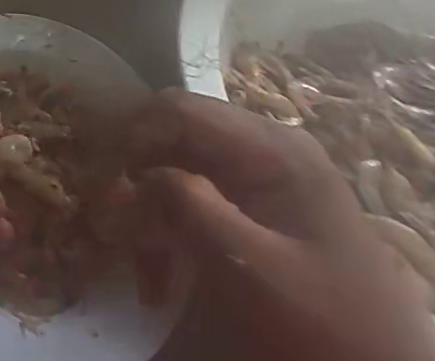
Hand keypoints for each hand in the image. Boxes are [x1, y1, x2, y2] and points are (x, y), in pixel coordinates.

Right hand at [130, 90, 434, 360]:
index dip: (134, 136)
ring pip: (178, 169)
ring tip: (142, 269)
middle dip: (139, 180)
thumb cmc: (326, 326)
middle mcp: (265, 148)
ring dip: (151, 213)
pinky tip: (162, 275)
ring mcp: (265, 177)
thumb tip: (131, 179)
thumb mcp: (250, 267)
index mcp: (270, 147)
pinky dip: (171, 230)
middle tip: (117, 230)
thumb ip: (186, 207)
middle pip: (174, 137)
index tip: (109, 184)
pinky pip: (197, 199)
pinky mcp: (261, 209)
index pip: (176, 108)